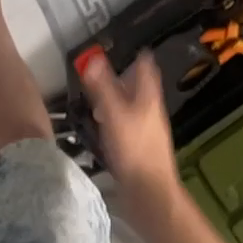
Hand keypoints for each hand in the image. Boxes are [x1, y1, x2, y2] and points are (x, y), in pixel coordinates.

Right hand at [80, 50, 178, 194]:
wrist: (149, 192)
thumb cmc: (133, 149)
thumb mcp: (113, 113)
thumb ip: (102, 87)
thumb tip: (91, 59)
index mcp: (148, 97)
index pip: (146, 67)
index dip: (136, 56)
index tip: (123, 49)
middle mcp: (151, 110)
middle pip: (139, 87)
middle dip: (122, 80)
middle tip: (103, 75)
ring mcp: (148, 130)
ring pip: (133, 107)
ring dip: (117, 101)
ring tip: (98, 101)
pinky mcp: (141, 148)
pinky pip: (128, 126)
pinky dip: (116, 121)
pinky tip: (104, 129)